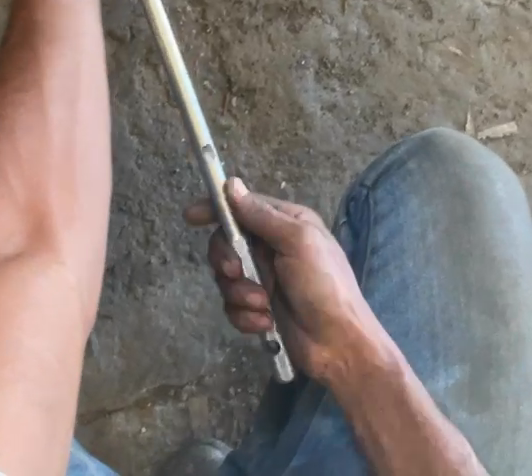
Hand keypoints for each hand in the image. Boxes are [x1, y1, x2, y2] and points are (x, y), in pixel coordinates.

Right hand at [185, 178, 393, 387]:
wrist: (340, 346)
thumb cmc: (326, 286)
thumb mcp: (298, 242)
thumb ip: (263, 215)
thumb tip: (231, 185)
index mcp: (285, 223)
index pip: (242, 206)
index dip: (215, 209)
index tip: (191, 217)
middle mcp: (271, 246)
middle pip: (226, 242)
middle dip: (227, 260)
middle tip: (236, 272)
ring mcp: (264, 278)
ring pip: (225, 277)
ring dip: (239, 292)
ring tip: (262, 305)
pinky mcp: (258, 307)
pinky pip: (232, 305)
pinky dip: (244, 315)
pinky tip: (265, 323)